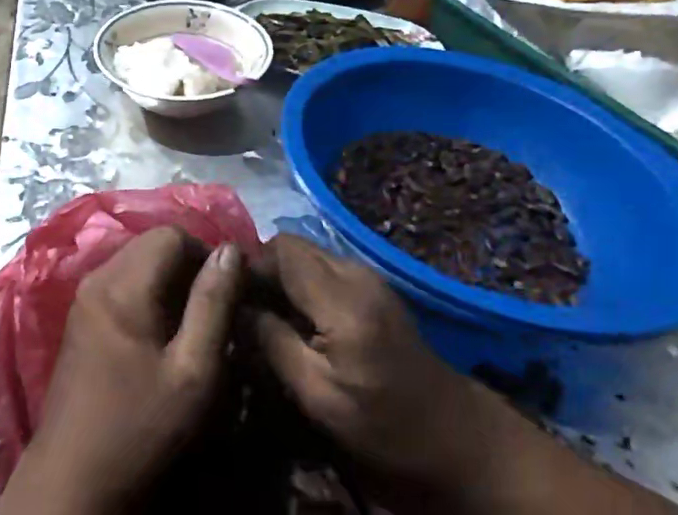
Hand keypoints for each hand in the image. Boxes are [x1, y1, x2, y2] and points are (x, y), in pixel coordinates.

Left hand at [0, 227, 243, 514]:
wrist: (72, 477)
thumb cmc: (140, 426)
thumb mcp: (193, 371)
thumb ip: (214, 304)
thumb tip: (231, 250)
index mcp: (123, 285)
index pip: (172, 234)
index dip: (206, 253)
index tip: (227, 290)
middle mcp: (97, 276)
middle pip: (152, 242)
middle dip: (188, 263)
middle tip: (212, 305)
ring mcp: (83, 294)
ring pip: (136, 258)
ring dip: (168, 276)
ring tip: (190, 319)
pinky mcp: (79, 313)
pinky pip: (121, 278)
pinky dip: (147, 288)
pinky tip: (159, 329)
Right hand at [252, 234, 517, 511]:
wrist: (453, 433)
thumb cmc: (383, 424)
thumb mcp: (318, 396)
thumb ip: (273, 344)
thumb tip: (234, 308)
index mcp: (341, 298)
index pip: (280, 251)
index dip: (248, 264)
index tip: (225, 293)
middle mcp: (355, 272)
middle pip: (292, 244)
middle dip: (261, 267)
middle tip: (241, 305)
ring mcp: (367, 274)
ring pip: (307, 253)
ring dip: (280, 274)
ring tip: (263, 312)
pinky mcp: (372, 285)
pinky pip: (323, 267)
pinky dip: (300, 281)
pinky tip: (294, 317)